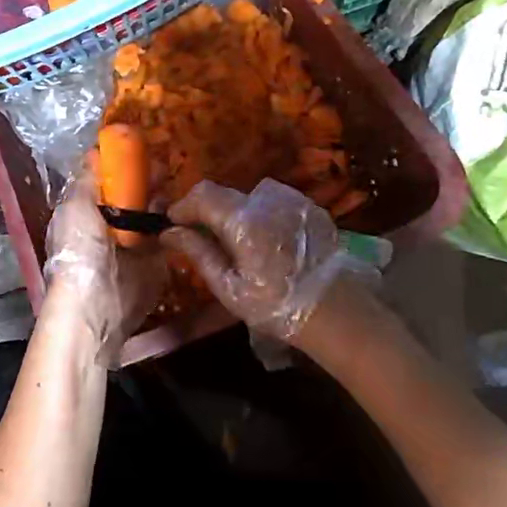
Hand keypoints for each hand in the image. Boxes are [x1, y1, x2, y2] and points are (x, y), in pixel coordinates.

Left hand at [41, 171, 163, 362]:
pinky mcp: (155, 263)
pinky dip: (174, 221)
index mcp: (83, 216)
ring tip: (172, 181)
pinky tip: (182, 208)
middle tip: (161, 166)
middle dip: (145, 180)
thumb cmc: (78, 250)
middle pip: (131, 196)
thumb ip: (86, 180)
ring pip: (151, 213)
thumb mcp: (74, 207)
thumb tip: (94, 152)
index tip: (137, 149)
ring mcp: (133, 246)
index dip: (120, 167)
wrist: (96, 304)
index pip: (104, 184)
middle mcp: (108, 228)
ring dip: (161, 197)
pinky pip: (167, 235)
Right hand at [159, 179, 369, 339]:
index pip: (202, 195)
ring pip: (247, 197)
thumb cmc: (276, 307)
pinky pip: (271, 202)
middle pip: (223, 193)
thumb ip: (198, 252)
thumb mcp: (229, 287)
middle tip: (198, 236)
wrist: (338, 313)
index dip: (182, 207)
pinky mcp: (308, 206)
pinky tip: (264, 242)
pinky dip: (258, 215)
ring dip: (233, 213)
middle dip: (205, 211)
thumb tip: (169, 232)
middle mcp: (266, 201)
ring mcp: (291, 200)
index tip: (172, 224)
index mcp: (244, 221)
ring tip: (234, 243)